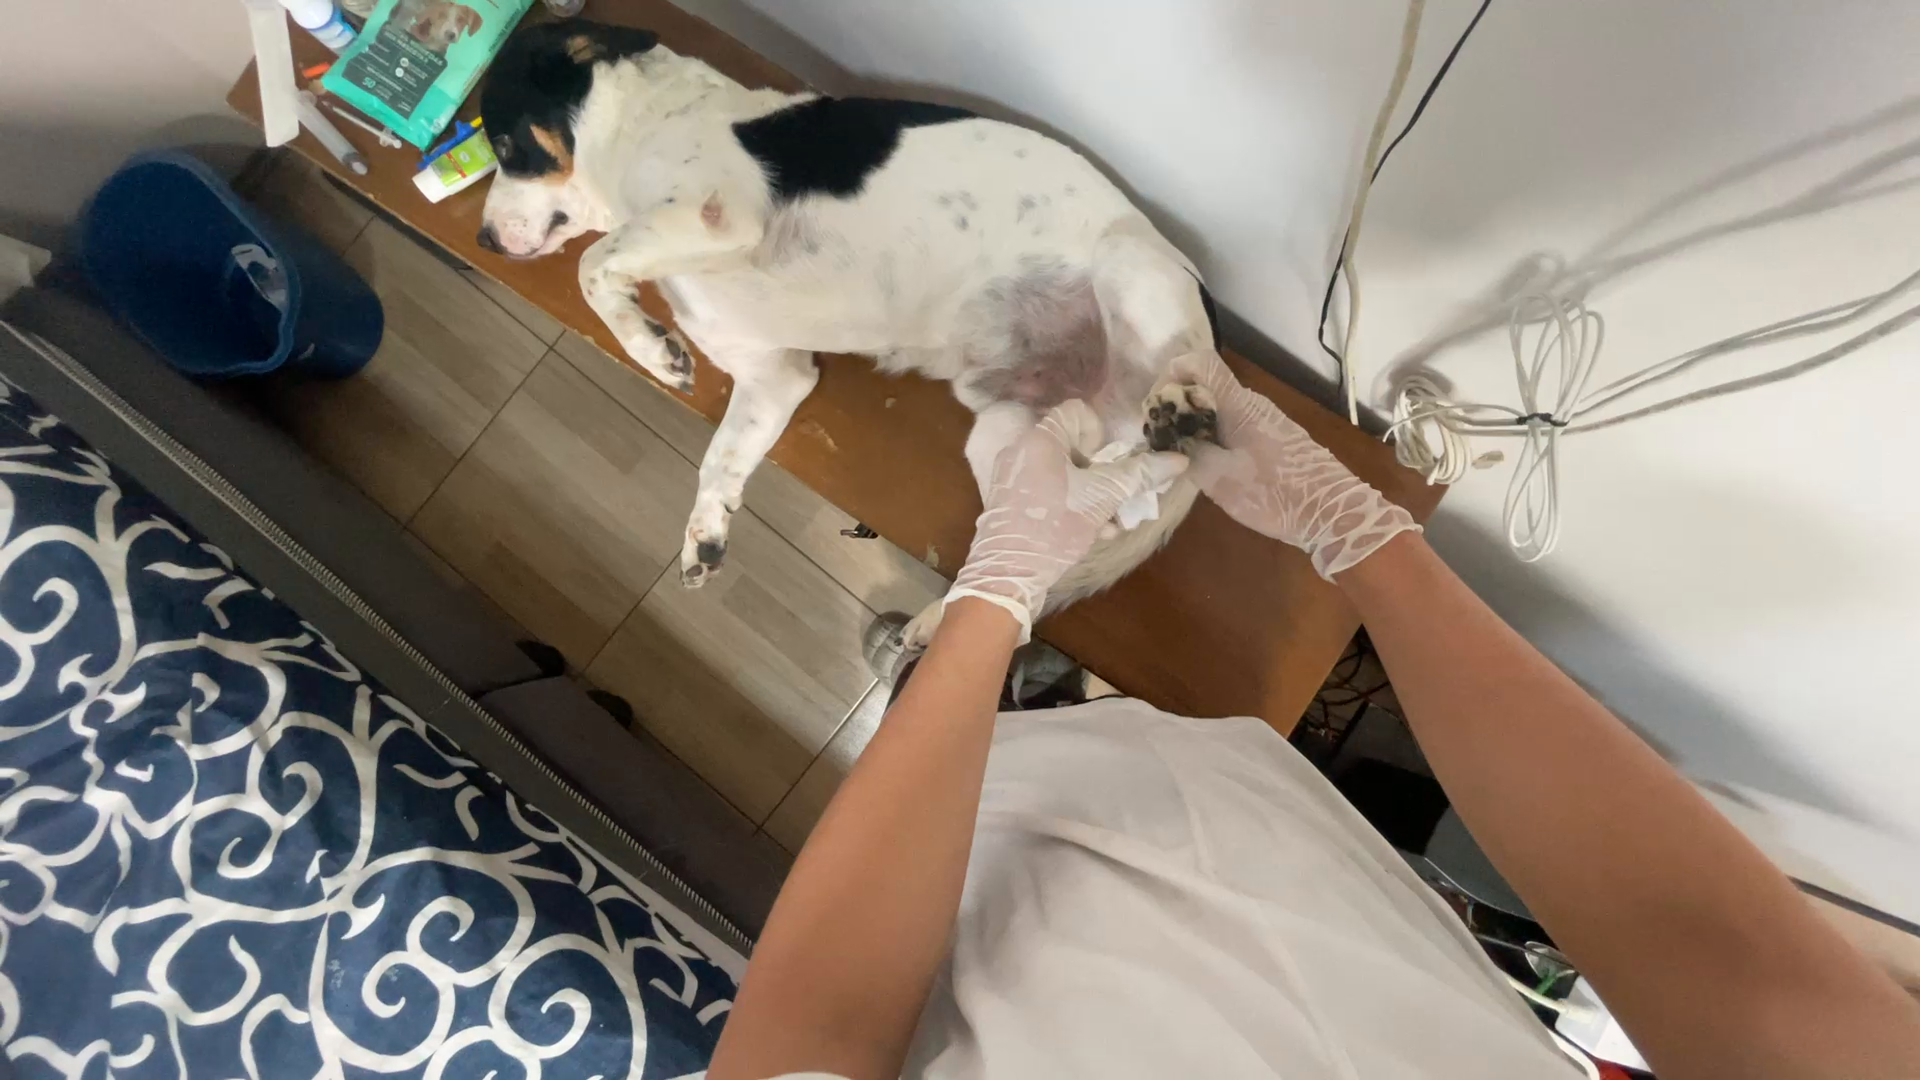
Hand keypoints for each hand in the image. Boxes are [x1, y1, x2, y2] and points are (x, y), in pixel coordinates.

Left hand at [947, 400, 1188, 640]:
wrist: (1009, 573)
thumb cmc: (1055, 526)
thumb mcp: (1103, 498)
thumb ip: (1139, 474)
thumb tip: (1178, 459)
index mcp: (1040, 439)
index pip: (1077, 412)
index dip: (1099, 433)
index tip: (1105, 462)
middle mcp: (1021, 451)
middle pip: (1073, 446)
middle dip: (1102, 473)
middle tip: (1115, 496)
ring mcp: (1012, 477)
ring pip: (1063, 474)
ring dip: (1093, 495)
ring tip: (1111, 522)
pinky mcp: (1009, 502)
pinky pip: (1047, 491)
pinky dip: (1071, 506)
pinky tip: (1094, 533)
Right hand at [1165, 351, 1417, 578]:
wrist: (1333, 513)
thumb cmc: (1275, 494)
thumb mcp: (1220, 479)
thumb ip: (1190, 452)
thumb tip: (1172, 440)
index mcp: (1240, 405)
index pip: (1202, 363)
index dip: (1173, 371)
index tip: (1156, 403)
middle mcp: (1254, 404)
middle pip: (1207, 387)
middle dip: (1177, 405)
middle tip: (1159, 438)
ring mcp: (1266, 420)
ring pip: (1219, 408)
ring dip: (1194, 423)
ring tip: (1178, 454)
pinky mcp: (1273, 437)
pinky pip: (1233, 424)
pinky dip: (1213, 435)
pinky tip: (1208, 464)